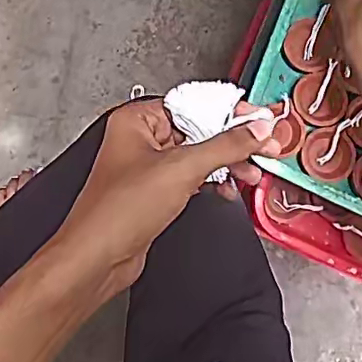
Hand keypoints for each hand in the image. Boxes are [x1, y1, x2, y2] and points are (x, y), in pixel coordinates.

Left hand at [49, 99, 276, 289]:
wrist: (98, 257)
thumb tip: (255, 128)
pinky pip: (191, 177)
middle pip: (198, 129)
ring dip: (226, 163)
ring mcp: (147, 166)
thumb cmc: (117, 211)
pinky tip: (228, 188)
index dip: (230, 111)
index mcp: (137, 120)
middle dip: (232, 141)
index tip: (259, 118)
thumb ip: (225, 146)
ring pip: (197, 155)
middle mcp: (139, 139)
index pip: (194, 104)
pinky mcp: (155, 191)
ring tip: (251, 171)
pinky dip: (212, 181)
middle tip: (262, 146)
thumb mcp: (182, 169)